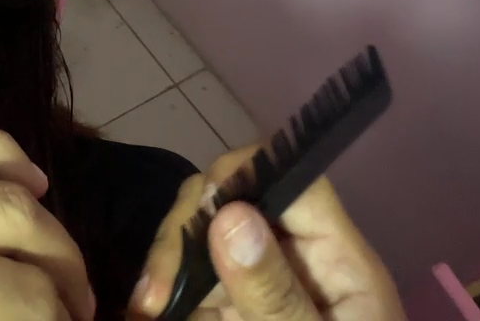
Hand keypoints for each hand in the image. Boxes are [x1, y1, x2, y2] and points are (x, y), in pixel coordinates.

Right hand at [127, 148, 403, 320]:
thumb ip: (275, 294)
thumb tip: (230, 214)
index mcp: (333, 256)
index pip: (288, 173)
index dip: (240, 174)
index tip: (200, 219)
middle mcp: (294, 254)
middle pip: (232, 195)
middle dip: (186, 229)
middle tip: (156, 291)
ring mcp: (261, 278)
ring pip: (203, 230)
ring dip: (168, 261)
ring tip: (146, 308)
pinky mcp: (233, 305)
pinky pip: (192, 275)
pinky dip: (164, 288)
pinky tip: (146, 310)